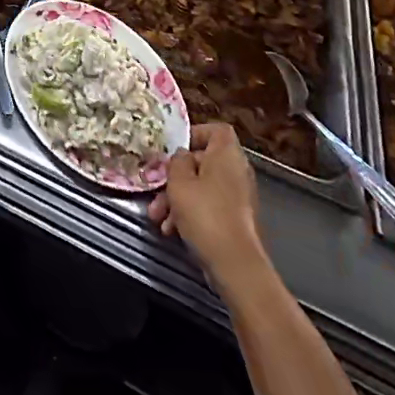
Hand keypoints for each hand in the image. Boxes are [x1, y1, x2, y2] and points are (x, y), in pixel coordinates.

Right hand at [149, 124, 268, 284]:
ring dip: (177, 199)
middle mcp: (236, 171)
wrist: (235, 264)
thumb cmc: (206, 215)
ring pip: (202, 187)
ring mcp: (237, 197)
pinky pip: (209, 207)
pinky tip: (172, 231)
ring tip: (158, 217)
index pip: (215, 130)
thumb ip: (177, 162)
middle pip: (203, 161)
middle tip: (156, 189)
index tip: (173, 149)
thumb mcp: (180, 183)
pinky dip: (190, 214)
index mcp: (227, 155)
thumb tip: (182, 156)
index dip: (194, 134)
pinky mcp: (235, 220)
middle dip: (175, 176)